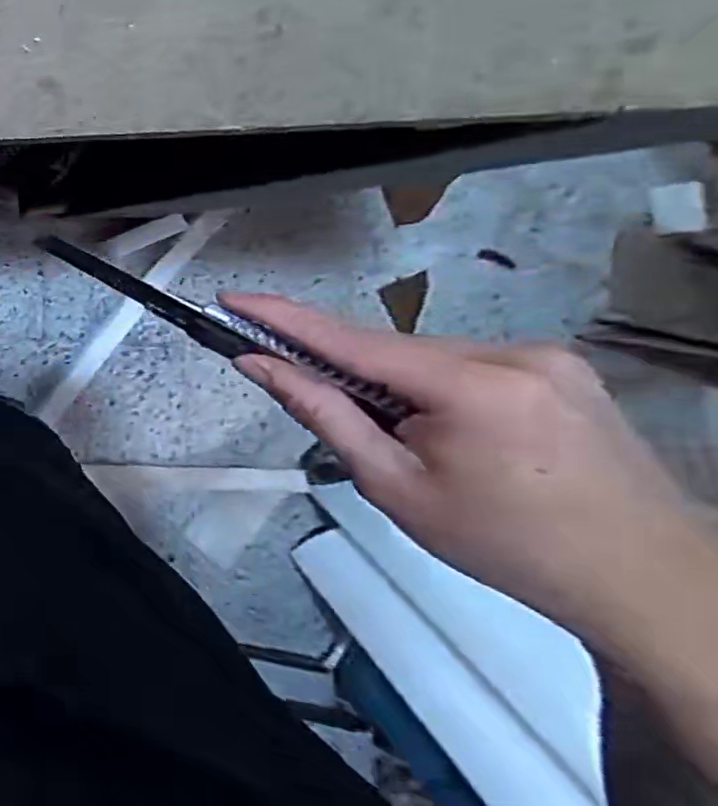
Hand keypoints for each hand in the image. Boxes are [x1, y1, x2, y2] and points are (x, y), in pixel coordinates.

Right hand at [222, 292, 713, 648]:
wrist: (647, 582)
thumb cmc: (507, 543)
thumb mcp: (392, 483)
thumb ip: (322, 412)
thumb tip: (260, 364)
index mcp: (474, 387)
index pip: (351, 340)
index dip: (282, 318)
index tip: (233, 298)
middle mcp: (515, 355)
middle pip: (388, 348)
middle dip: (341, 369)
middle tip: (318, 406)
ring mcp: (547, 358)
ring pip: (423, 356)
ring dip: (387, 382)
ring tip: (400, 439)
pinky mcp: (561, 369)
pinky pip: (461, 363)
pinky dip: (426, 385)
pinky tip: (438, 428)